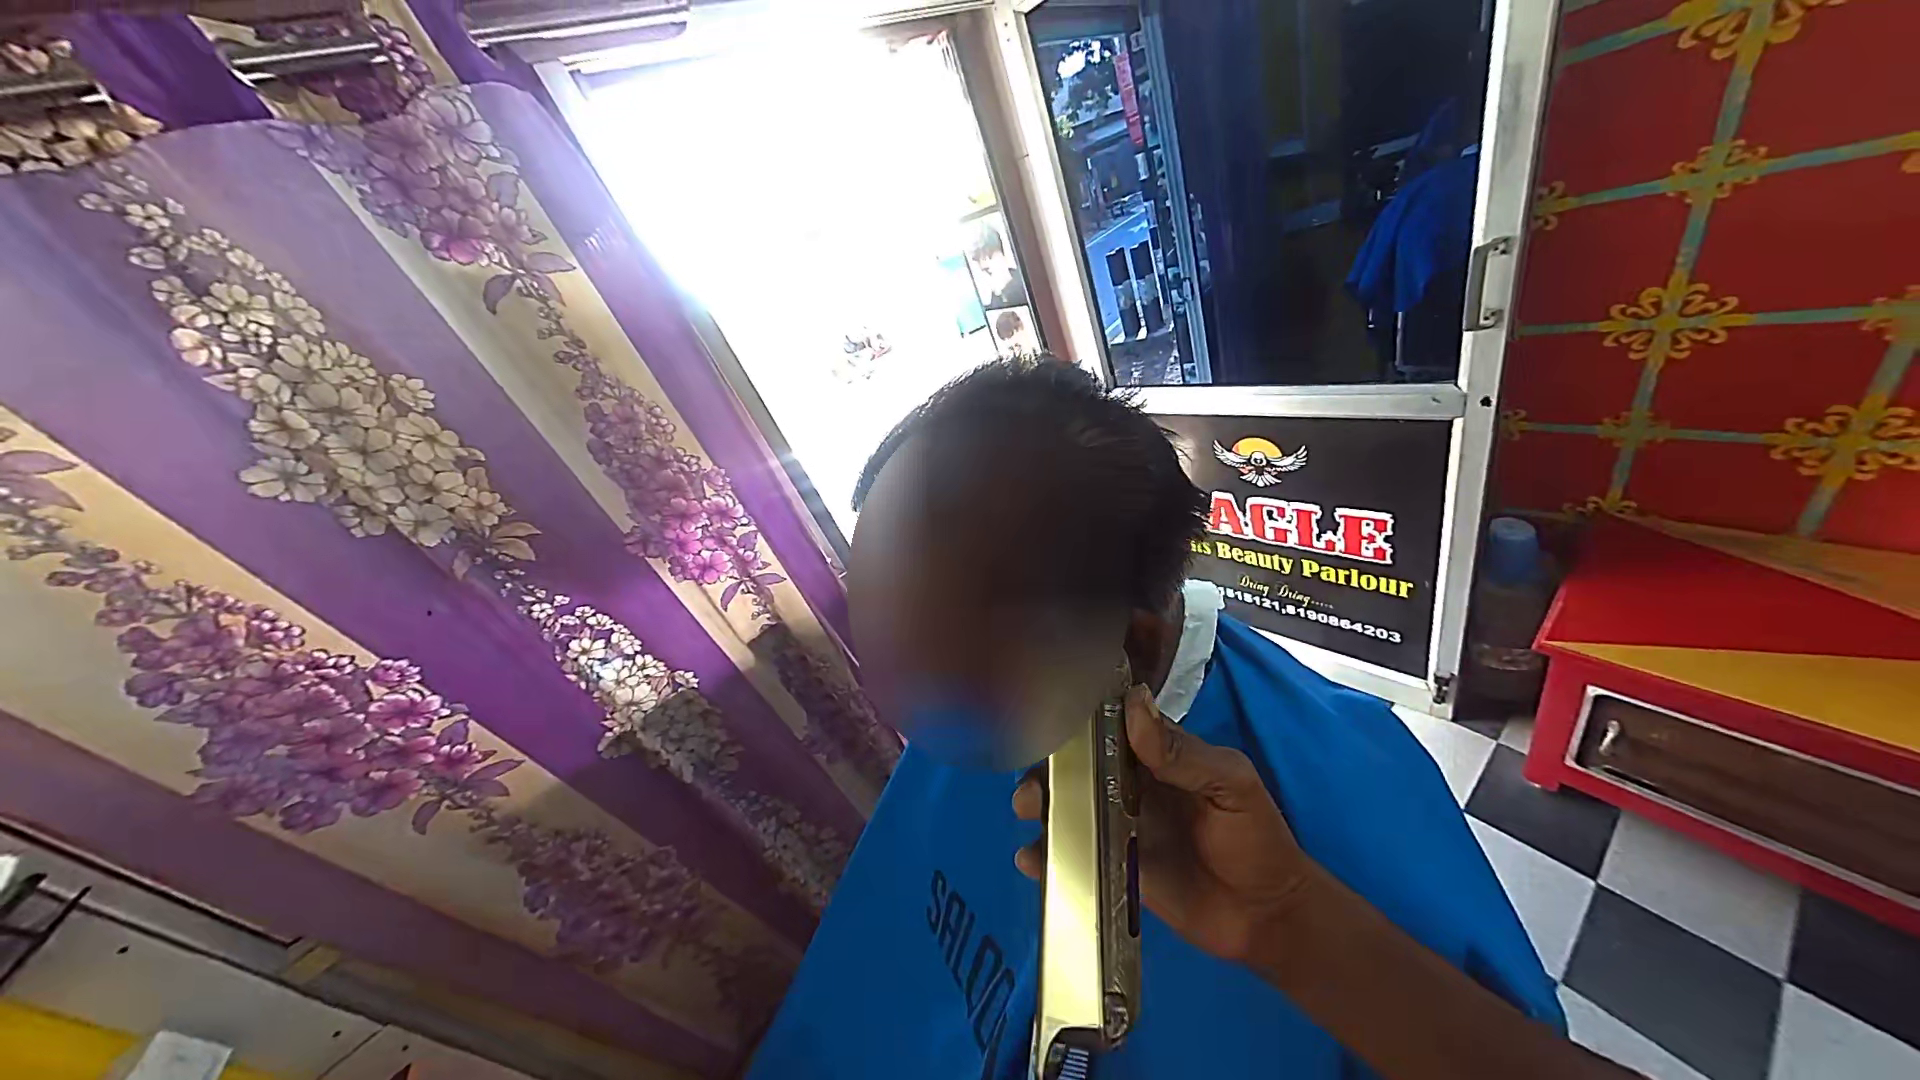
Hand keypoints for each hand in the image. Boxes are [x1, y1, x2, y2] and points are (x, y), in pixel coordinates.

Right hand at [1013, 684, 1318, 963]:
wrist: (1264, 917)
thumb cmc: (1255, 838)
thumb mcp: (1230, 785)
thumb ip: (1182, 752)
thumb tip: (1134, 702)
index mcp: (1154, 754)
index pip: (1108, 722)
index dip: (1076, 714)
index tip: (1046, 707)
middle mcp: (1126, 783)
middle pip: (1075, 763)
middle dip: (1047, 763)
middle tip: (1035, 775)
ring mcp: (1114, 824)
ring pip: (1065, 803)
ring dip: (1040, 801)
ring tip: (1030, 810)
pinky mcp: (1108, 865)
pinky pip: (1070, 854)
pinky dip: (1045, 854)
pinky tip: (1033, 859)